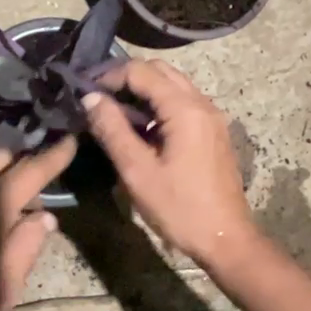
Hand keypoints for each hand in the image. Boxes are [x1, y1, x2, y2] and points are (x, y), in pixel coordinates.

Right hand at [81, 60, 263, 269]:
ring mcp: (211, 117)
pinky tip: (140, 129)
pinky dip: (158, 106)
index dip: (110, 75)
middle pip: (160, 72)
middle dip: (126, 78)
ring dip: (142, 92)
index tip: (85, 92)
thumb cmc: (180, 208)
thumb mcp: (138, 171)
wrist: (225, 238)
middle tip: (97, 98)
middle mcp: (202, 104)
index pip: (141, 71)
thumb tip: (91, 98)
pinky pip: (182, 104)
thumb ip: (112, 129)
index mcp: (185, 109)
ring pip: (172, 86)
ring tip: (113, 113)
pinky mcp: (213, 132)